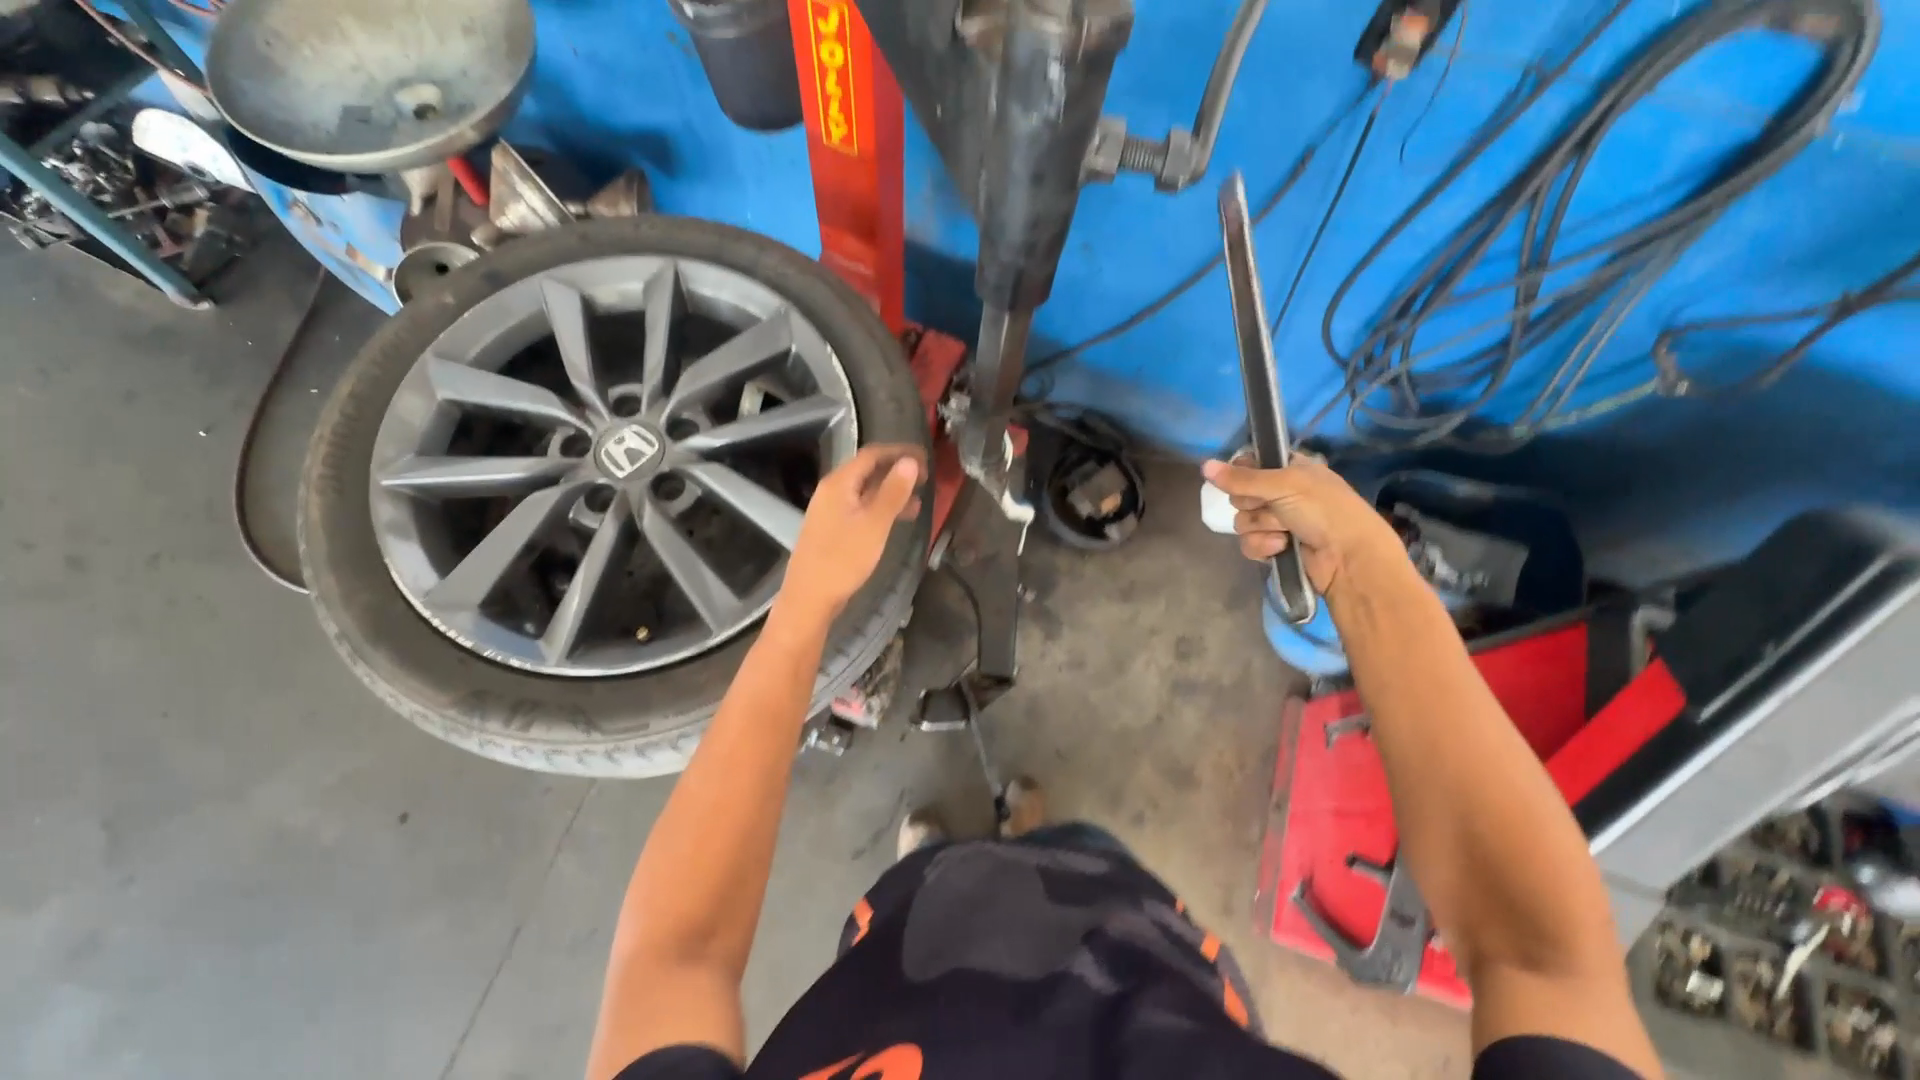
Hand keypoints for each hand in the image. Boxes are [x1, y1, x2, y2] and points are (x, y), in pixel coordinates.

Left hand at [776, 444, 924, 623]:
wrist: (809, 598)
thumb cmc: (843, 559)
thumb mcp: (874, 524)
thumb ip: (893, 492)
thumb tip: (910, 462)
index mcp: (839, 483)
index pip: (872, 454)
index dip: (900, 452)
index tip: (926, 459)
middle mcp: (832, 491)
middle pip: (867, 470)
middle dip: (897, 472)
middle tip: (926, 480)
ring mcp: (830, 511)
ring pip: (865, 492)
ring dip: (891, 493)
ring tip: (918, 504)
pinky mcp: (832, 529)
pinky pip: (860, 509)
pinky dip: (881, 509)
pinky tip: (896, 522)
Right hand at [1201, 455, 1401, 599]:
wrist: (1348, 557)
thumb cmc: (1324, 510)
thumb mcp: (1284, 485)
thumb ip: (1242, 478)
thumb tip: (1203, 466)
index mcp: (1291, 470)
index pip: (1251, 464)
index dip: (1243, 472)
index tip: (1244, 479)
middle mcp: (1283, 494)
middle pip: (1241, 495)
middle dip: (1254, 504)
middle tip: (1274, 507)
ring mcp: (1278, 522)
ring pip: (1242, 522)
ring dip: (1262, 527)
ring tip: (1286, 531)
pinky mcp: (1274, 548)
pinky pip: (1249, 544)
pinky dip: (1263, 546)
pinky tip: (1282, 547)